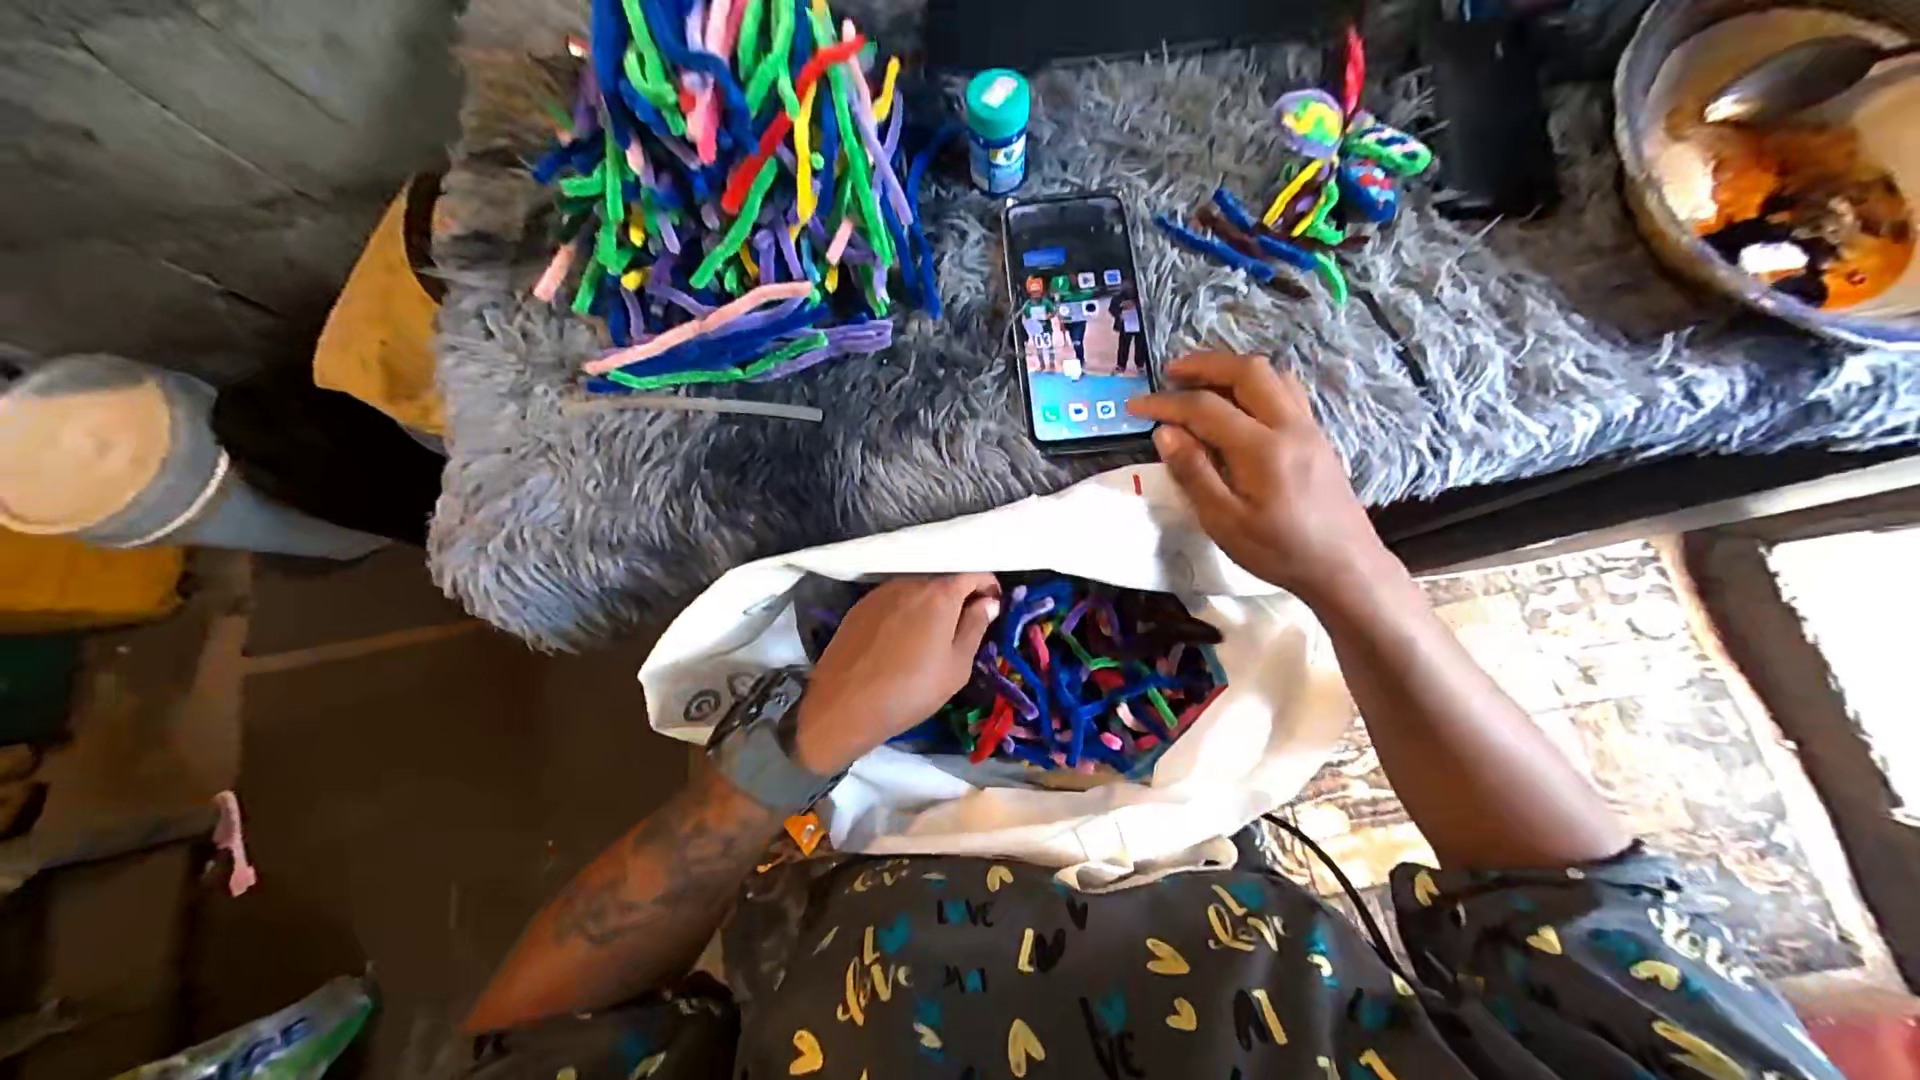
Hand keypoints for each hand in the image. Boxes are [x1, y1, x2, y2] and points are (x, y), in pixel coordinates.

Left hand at [792, 574, 1001, 772]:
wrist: (843, 705)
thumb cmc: (911, 690)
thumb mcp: (956, 666)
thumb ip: (975, 626)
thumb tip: (988, 601)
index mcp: (939, 593)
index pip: (973, 573)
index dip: (989, 586)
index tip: (994, 607)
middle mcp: (909, 582)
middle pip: (944, 579)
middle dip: (960, 596)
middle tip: (965, 626)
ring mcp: (881, 592)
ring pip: (917, 588)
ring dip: (931, 603)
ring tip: (933, 636)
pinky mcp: (860, 606)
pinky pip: (894, 600)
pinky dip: (906, 610)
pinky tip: (903, 639)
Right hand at [1127, 352, 1389, 600]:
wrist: (1344, 567)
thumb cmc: (1279, 550)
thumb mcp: (1223, 521)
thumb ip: (1193, 472)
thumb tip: (1165, 432)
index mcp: (1261, 448)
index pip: (1205, 407)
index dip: (1165, 402)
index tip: (1135, 406)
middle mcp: (1289, 425)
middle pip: (1246, 371)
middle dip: (1204, 365)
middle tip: (1170, 373)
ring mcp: (1308, 428)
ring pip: (1272, 375)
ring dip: (1233, 369)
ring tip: (1202, 381)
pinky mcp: (1317, 437)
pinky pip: (1287, 391)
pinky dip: (1257, 383)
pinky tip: (1240, 402)